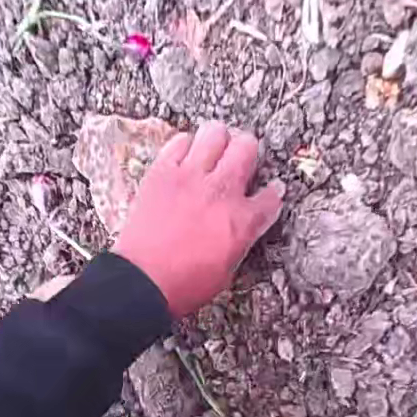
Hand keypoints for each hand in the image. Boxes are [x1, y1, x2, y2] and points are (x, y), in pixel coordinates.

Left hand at [113, 122, 285, 316]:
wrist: (144, 281)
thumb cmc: (184, 284)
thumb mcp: (226, 270)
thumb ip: (239, 240)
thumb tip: (243, 228)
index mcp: (242, 221)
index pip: (271, 196)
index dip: (273, 193)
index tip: (269, 192)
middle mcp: (222, 191)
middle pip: (247, 147)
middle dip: (247, 151)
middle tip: (239, 159)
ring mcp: (191, 177)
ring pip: (215, 132)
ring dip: (218, 140)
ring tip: (212, 152)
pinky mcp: (162, 172)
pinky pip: (179, 141)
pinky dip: (185, 146)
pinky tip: (184, 158)